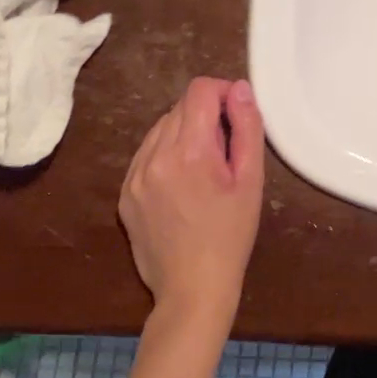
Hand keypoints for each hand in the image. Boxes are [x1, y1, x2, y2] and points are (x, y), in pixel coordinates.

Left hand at [119, 77, 266, 318]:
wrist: (193, 288)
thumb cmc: (231, 234)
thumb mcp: (251, 179)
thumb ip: (247, 127)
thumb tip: (239, 89)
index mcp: (190, 151)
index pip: (199, 90)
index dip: (222, 92)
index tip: (236, 115)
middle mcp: (155, 156)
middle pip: (180, 106)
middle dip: (205, 114)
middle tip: (224, 148)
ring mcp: (134, 176)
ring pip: (161, 127)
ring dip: (184, 132)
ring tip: (202, 166)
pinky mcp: (124, 194)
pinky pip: (145, 153)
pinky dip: (165, 153)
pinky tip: (181, 182)